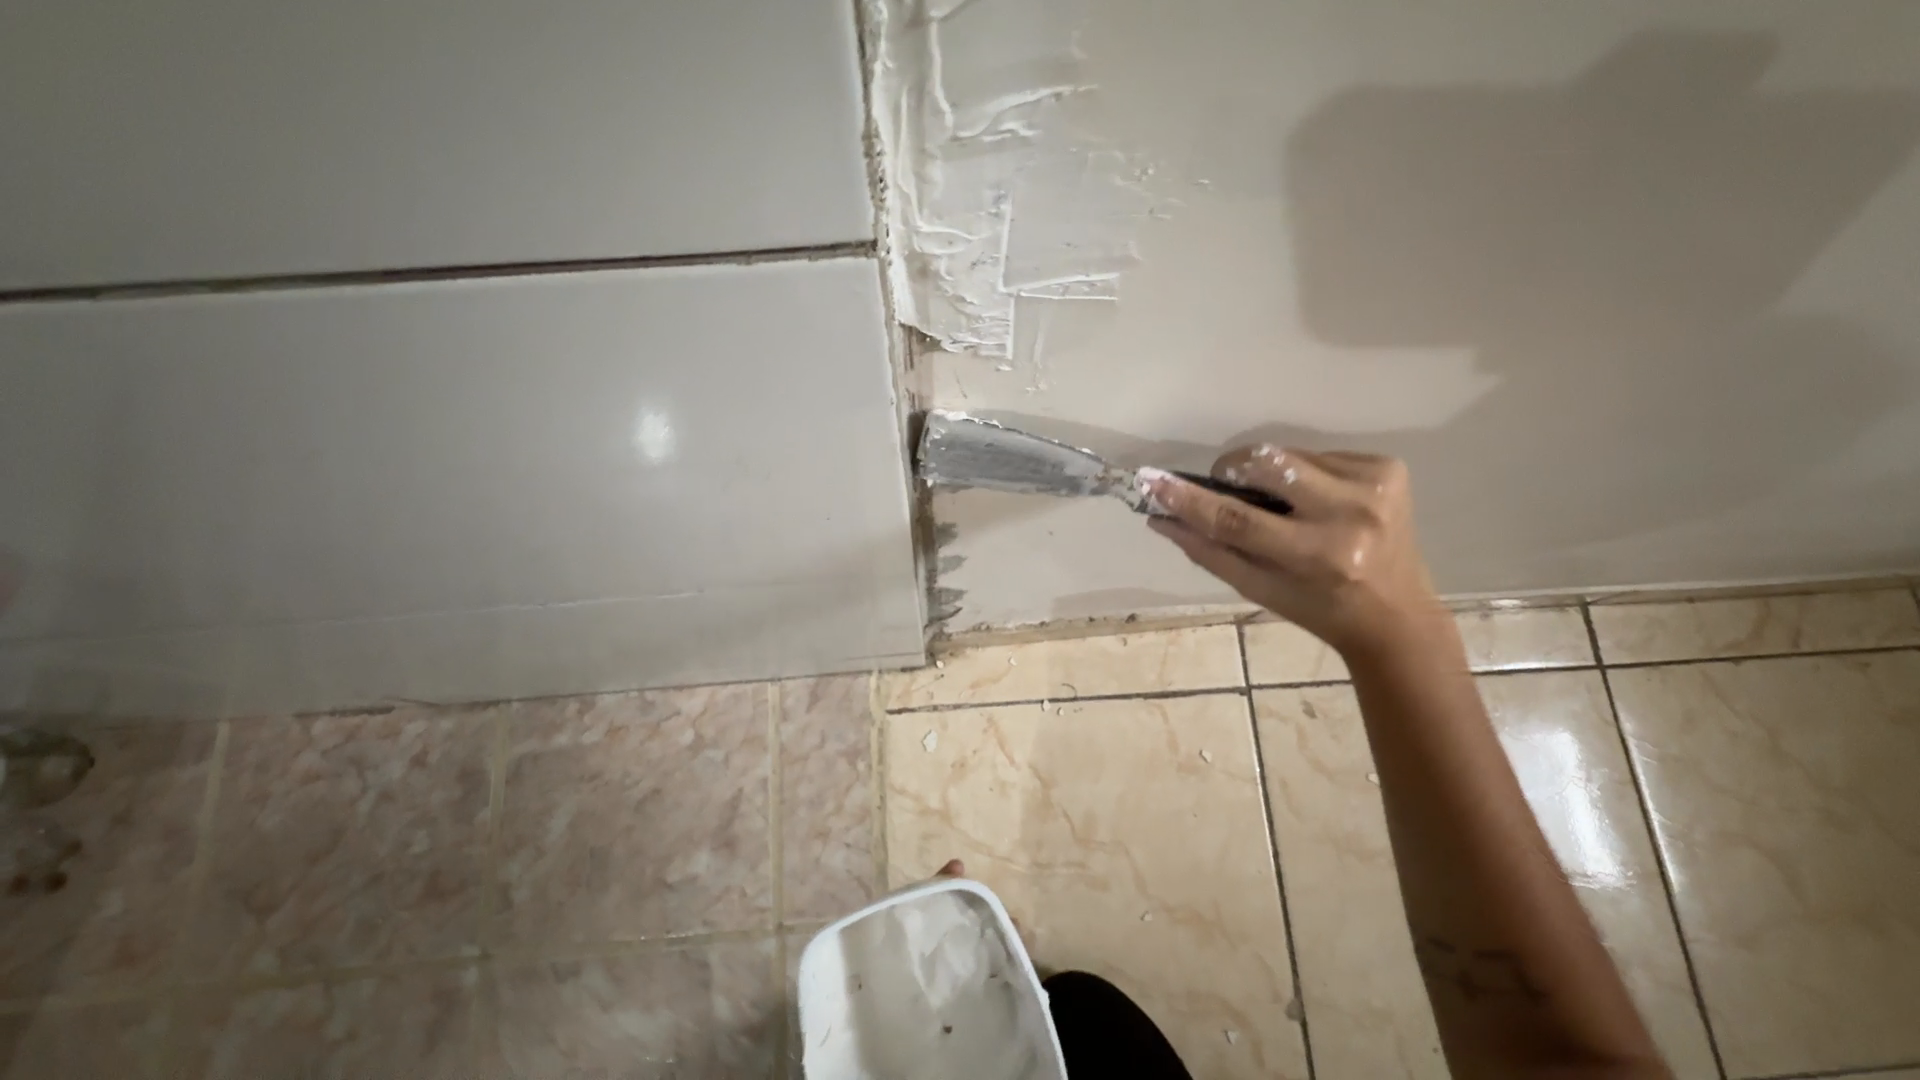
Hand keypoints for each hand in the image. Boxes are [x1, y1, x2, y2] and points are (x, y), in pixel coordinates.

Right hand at [1143, 446, 1444, 657]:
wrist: (1397, 615)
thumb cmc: (1318, 609)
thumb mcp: (1258, 589)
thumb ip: (1208, 550)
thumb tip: (1160, 517)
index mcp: (1317, 556)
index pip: (1238, 519)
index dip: (1191, 499)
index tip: (1153, 481)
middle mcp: (1350, 515)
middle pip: (1266, 464)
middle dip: (1234, 471)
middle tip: (1228, 489)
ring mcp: (1375, 486)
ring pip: (1290, 454)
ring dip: (1272, 475)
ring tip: (1285, 505)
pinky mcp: (1390, 468)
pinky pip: (1322, 455)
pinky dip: (1305, 473)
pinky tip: (1318, 502)